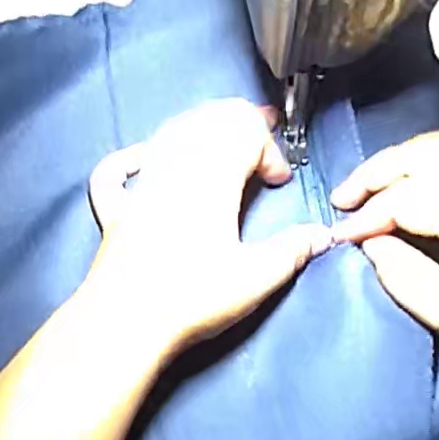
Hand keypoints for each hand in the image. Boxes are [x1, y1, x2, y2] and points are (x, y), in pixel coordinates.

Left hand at [78, 98, 332, 358]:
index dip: (270, 149)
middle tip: (260, 149)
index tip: (279, 182)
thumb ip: (292, 250)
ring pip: (169, 132)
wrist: (129, 321)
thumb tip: (323, 235)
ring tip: (219, 148)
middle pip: (209, 118)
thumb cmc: (194, 296)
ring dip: (199, 130)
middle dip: (240, 126)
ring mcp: (140, 184)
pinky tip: (143, 159)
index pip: (245, 129)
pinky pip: (118, 168)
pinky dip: (133, 156)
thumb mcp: (256, 277)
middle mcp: (174, 165)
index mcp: (212, 173)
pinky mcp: (115, 210)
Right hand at [330, 126, 438, 379]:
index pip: (406, 197)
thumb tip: (371, 244)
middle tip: (343, 197)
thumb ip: (399, 272)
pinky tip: (422, 179)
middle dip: (378, 173)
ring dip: (407, 160)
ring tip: (375, 183)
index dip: (368, 218)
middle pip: (424, 153)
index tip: (339, 238)